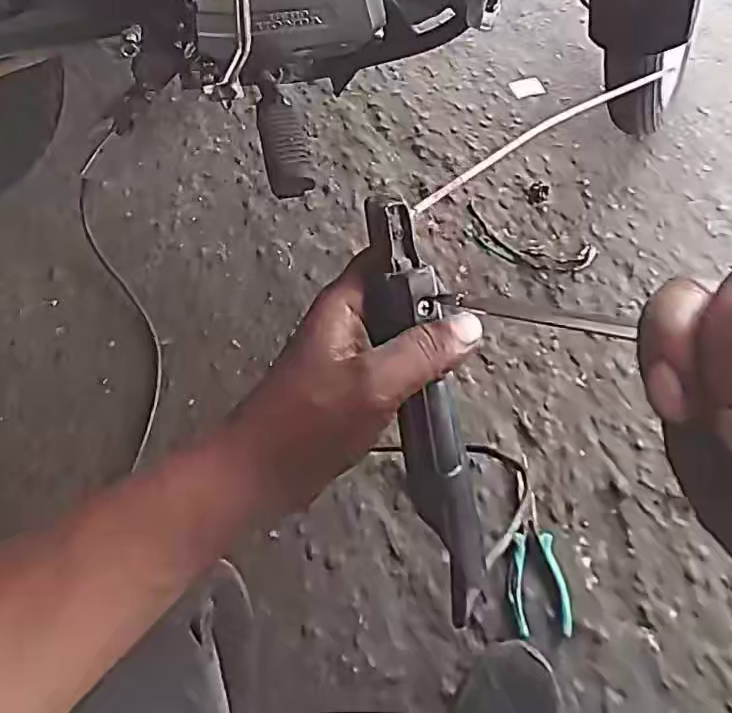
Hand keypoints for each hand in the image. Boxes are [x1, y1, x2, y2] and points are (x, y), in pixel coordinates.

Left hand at [224, 252, 483, 511]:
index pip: (383, 259)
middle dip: (428, 309)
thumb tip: (468, 325)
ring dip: (422, 343)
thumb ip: (422, 351)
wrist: (263, 474)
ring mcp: (347, 352)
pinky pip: (390, 362)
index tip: (454, 284)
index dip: (418, 264)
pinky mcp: (350, 381)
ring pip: (395, 332)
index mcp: (342, 304)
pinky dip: (411, 369)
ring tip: (450, 358)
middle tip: (460, 330)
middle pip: (395, 296)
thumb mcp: (374, 382)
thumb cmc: (306, 423)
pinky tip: (427, 385)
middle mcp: (343, 320)